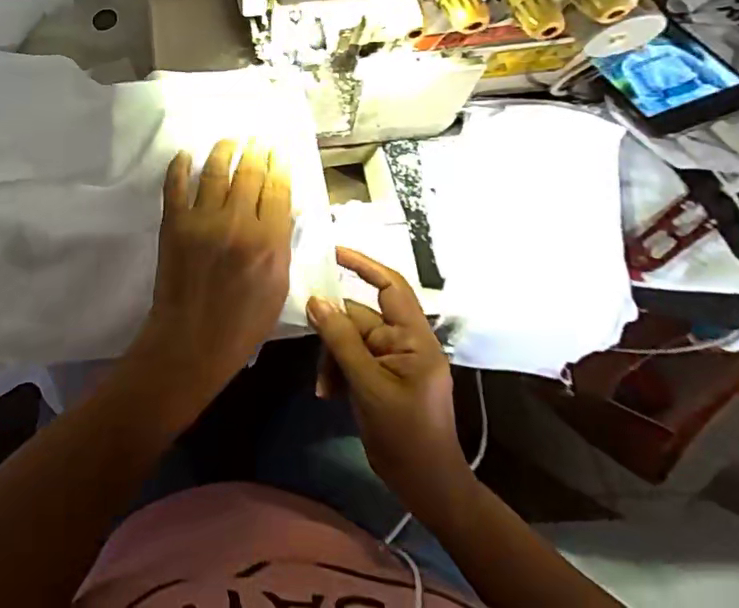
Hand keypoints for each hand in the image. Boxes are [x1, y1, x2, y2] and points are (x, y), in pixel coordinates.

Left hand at [127, 140, 293, 405]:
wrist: (192, 339)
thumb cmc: (243, 322)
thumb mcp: (279, 287)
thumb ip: (283, 244)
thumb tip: (288, 210)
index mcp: (269, 240)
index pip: (277, 190)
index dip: (279, 166)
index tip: (278, 152)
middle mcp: (237, 222)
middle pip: (248, 174)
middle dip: (255, 151)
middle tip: (256, 138)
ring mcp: (202, 220)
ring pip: (215, 172)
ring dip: (223, 151)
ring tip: (229, 140)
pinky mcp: (173, 223)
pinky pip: (176, 185)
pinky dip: (179, 166)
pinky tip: (185, 154)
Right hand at [307, 247, 471, 509]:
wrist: (426, 486)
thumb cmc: (405, 434)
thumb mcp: (368, 385)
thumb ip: (341, 340)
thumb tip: (315, 301)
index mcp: (414, 339)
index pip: (391, 288)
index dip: (364, 266)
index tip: (333, 252)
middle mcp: (404, 344)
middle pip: (360, 317)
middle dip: (334, 333)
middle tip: (312, 345)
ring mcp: (393, 362)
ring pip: (350, 340)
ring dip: (332, 359)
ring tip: (325, 387)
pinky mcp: (381, 378)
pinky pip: (352, 359)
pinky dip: (337, 372)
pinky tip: (329, 394)